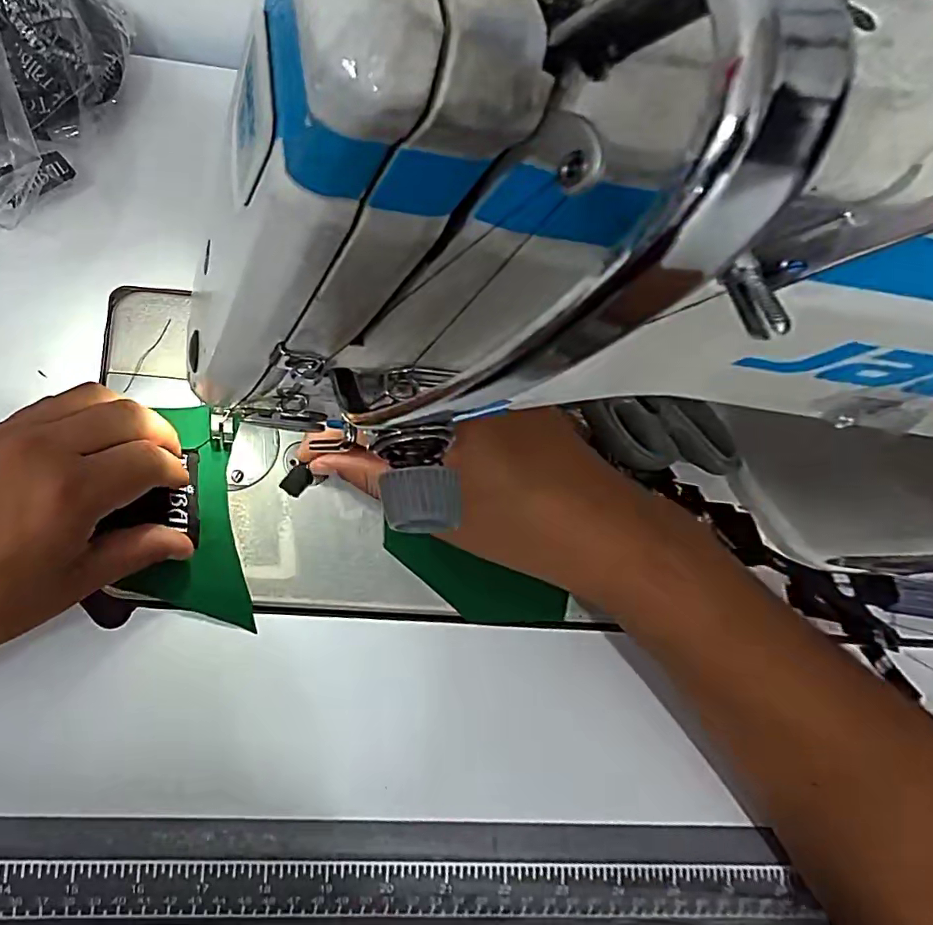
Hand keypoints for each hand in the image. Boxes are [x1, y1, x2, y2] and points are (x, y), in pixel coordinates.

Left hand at [0, 384, 193, 709]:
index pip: (146, 459)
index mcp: (69, 493)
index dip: (174, 473)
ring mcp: (18, 432)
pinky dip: (88, 411)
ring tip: (135, 448)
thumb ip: (132, 551)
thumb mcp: (69, 585)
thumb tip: (179, 541)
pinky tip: (91, 443)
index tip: (179, 490)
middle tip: (167, 466)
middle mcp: (47, 448)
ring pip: (94, 395)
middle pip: (128, 415)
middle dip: (161, 436)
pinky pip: (57, 403)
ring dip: (127, 416)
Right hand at [297, 408, 717, 607]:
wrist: (612, 542)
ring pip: (433, 410)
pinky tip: (437, 463)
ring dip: (404, 434)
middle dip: (369, 433)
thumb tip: (331, 461)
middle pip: (402, 404)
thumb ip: (374, 478)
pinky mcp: (524, 411)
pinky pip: (463, 415)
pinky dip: (440, 435)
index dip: (343, 434)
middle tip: (344, 462)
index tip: (320, 450)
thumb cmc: (530, 527)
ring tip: (386, 468)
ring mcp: (506, 398)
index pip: (378, 411)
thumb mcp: (436, 506)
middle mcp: (480, 390)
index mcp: (454, 404)